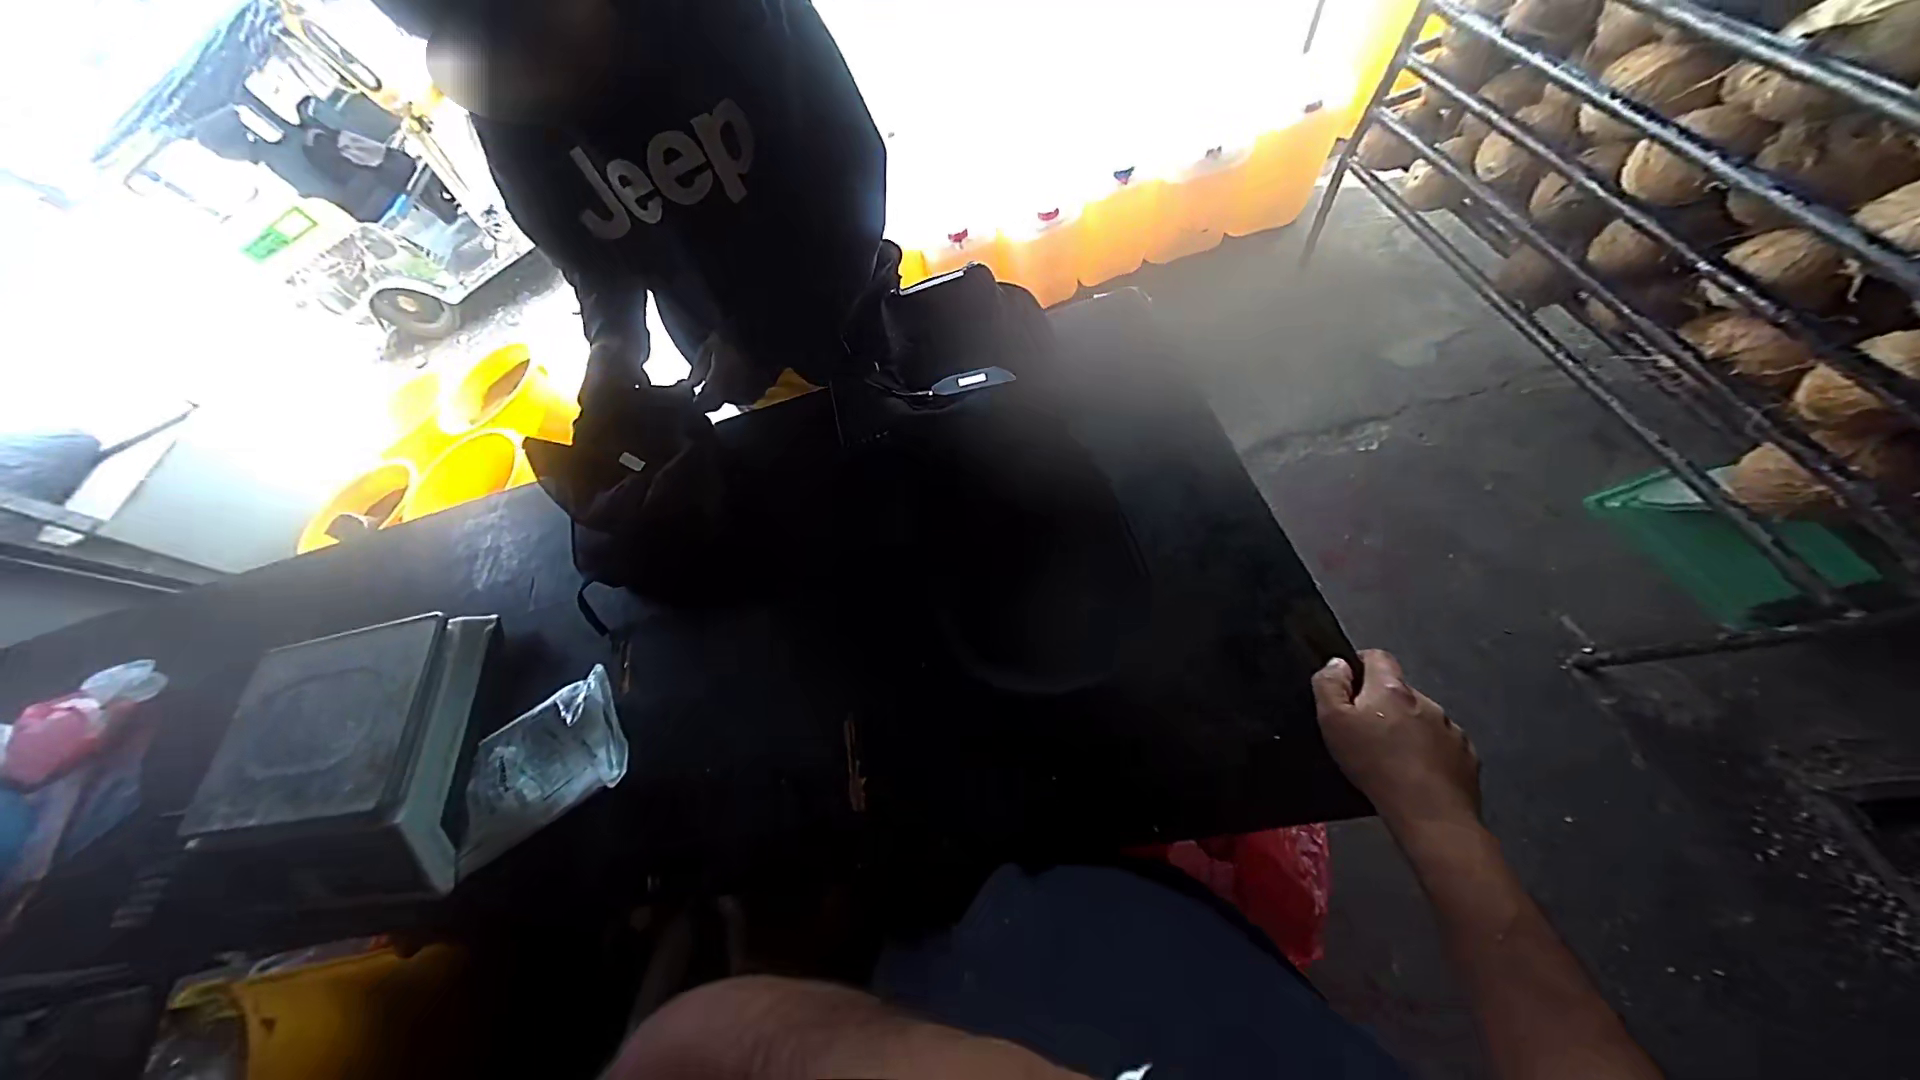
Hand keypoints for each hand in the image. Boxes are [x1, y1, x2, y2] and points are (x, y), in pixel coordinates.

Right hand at [1312, 650, 1480, 832]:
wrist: (1429, 813)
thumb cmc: (1375, 764)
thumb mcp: (1331, 720)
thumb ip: (1328, 685)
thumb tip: (1337, 664)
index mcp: (1391, 689)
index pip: (1377, 656)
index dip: (1358, 665)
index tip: (1348, 686)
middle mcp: (1424, 701)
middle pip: (1397, 690)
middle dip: (1381, 702)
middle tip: (1363, 730)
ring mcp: (1449, 728)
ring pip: (1419, 716)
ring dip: (1405, 726)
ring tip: (1389, 755)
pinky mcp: (1465, 754)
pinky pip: (1440, 742)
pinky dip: (1426, 750)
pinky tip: (1413, 770)